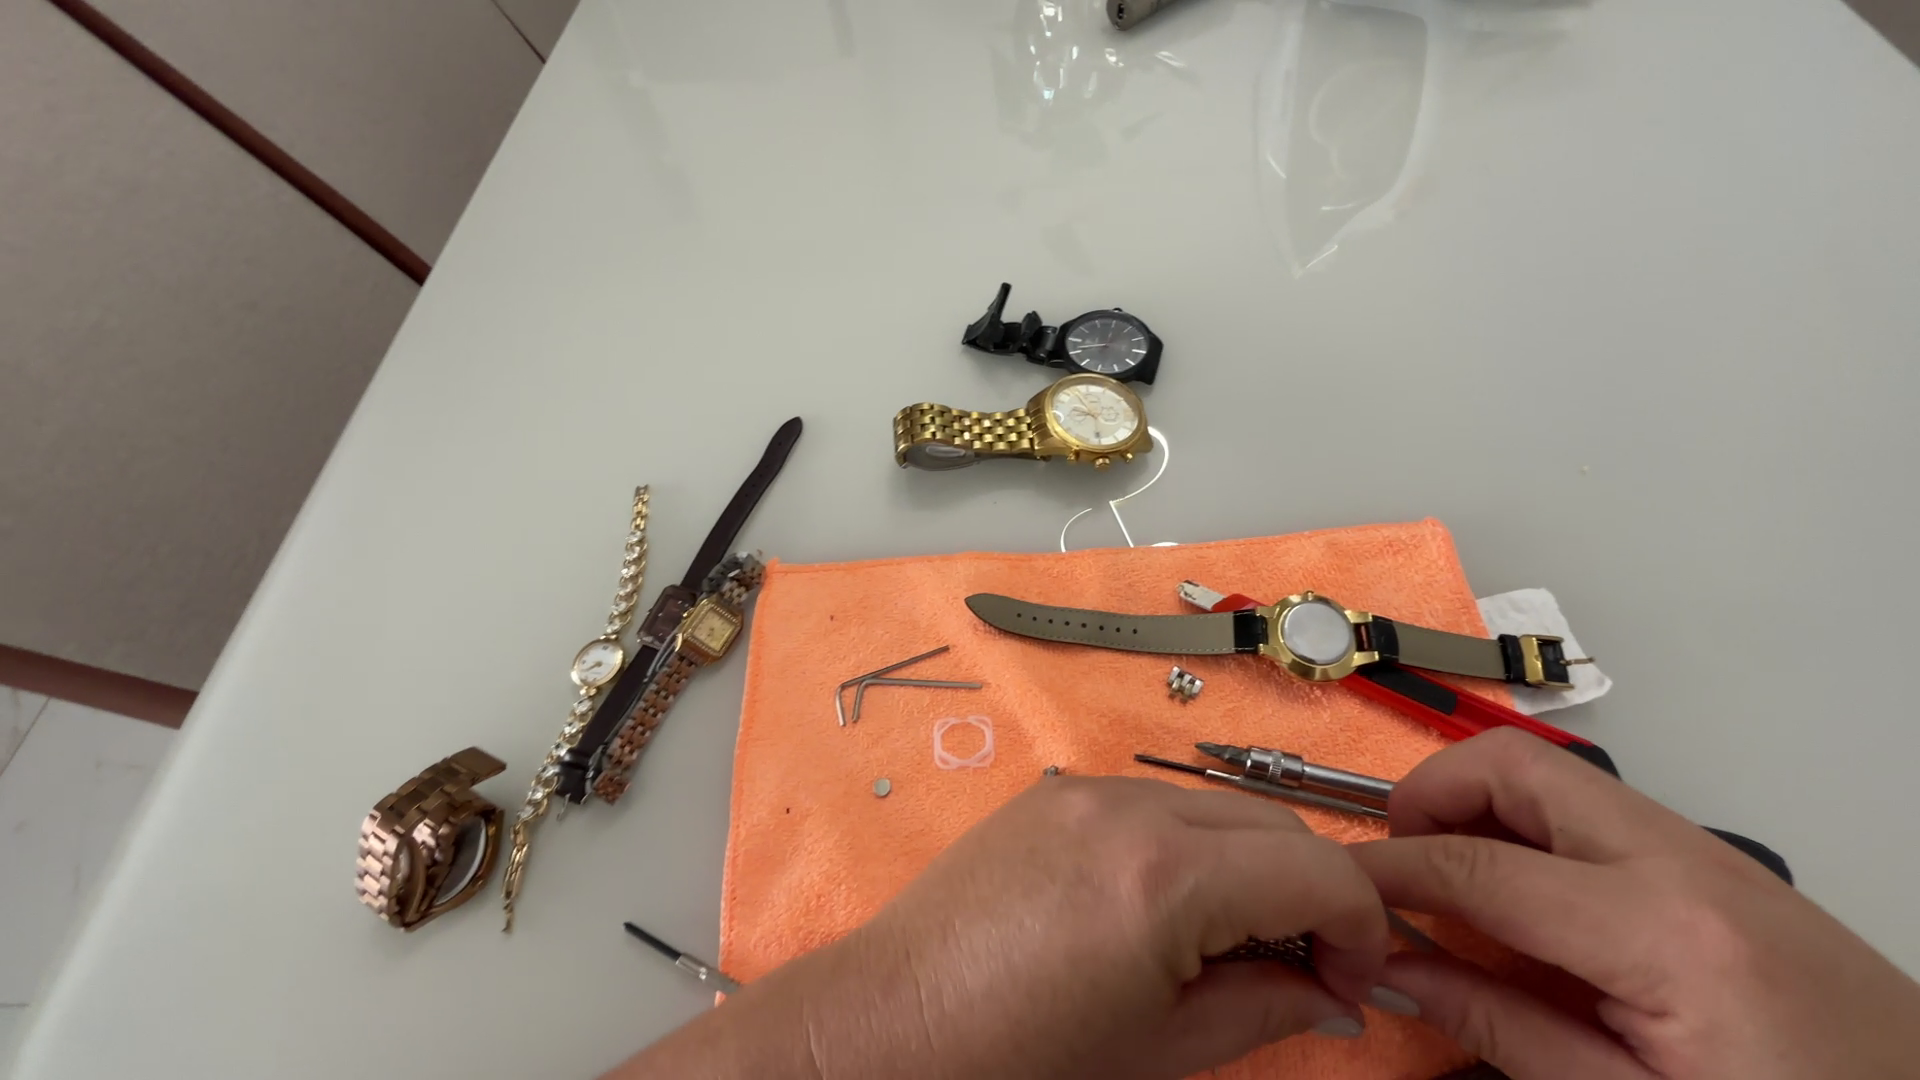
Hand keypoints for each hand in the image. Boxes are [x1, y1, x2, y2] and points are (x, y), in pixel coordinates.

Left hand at [615, 776, 1396, 1079]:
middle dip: (1310, 889)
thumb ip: (1267, 1007)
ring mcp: (1084, 785)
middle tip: (1300, 966)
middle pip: (1272, 821)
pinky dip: (1185, 843)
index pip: (1319, 867)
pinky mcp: (1052, 787)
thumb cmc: (1023, 1057)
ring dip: (1246, 862)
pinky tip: (1158, 905)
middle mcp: (1129, 806)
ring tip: (1224, 939)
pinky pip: (1151, 803)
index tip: (1351, 981)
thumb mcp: (1163, 1049)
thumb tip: (1337, 992)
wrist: (894, 1017)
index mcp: (1165, 876)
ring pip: (1212, 806)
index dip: (1361, 925)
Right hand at [1352, 729, 1919, 1078]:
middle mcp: (1685, 860)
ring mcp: (1711, 852)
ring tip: (1451, 879)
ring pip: (1548, 771)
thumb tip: (1390, 970)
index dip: (1387, 870)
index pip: (1475, 865)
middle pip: (1512, 764)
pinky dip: (1524, 824)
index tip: (1340, 886)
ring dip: (1474, 803)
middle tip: (1399, 863)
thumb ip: (1498, 1026)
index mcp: (1664, 933)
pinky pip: (1589, 807)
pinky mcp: (1721, 862)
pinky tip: (1522, 895)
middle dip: (1428, 793)